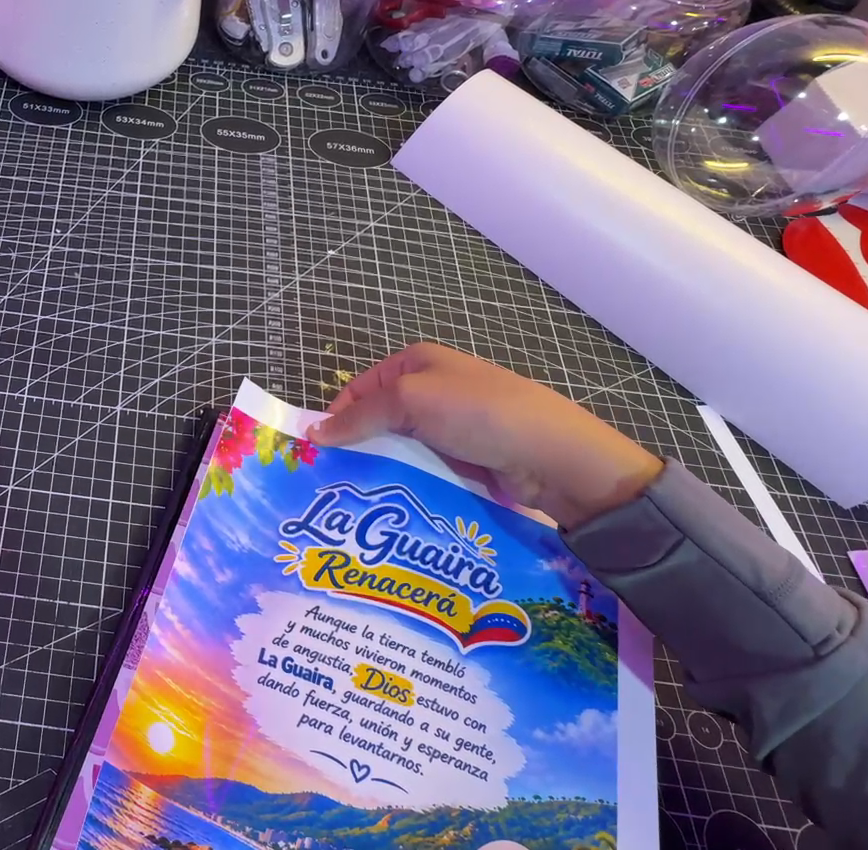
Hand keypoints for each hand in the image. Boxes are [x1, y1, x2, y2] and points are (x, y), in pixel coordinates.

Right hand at [308, 343, 663, 528]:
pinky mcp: (464, 460)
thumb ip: (359, 416)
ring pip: (399, 448)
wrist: (554, 457)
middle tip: (333, 481)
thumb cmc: (478, 413)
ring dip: (382, 469)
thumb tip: (313, 433)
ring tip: (358, 498)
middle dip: (356, 447)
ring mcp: (450, 428)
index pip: (359, 389)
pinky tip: (392, 504)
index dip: (337, 417)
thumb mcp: (410, 400)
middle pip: (377, 420)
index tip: (318, 453)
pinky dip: (408, 483)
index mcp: (416, 363)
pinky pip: (423, 469)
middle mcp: (431, 391)